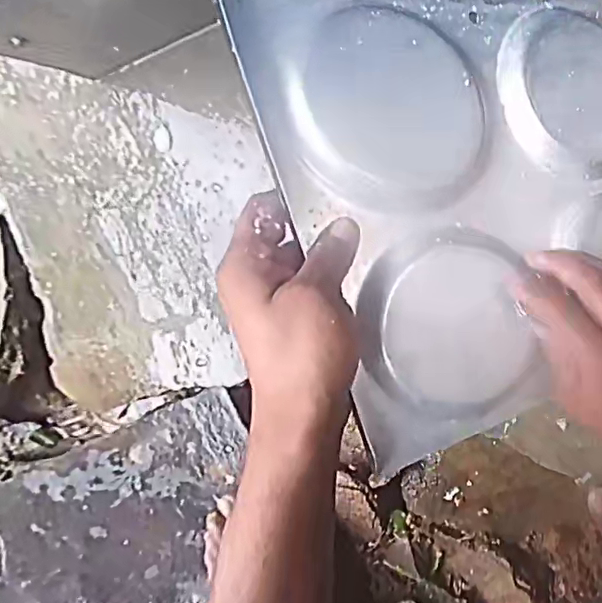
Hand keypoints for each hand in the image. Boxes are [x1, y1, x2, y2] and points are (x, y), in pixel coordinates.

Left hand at [217, 192, 361, 441]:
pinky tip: (353, 285)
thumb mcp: (316, 295)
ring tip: (359, 253)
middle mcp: (251, 281)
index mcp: (243, 267)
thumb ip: (328, 255)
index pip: (259, 213)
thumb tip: (341, 227)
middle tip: (353, 224)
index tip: (327, 192)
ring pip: (301, 264)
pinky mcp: (294, 322)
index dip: (290, 200)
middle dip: (315, 230)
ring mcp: (273, 302)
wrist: (304, 410)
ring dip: (327, 259)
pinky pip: (312, 288)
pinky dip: (331, 283)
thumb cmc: (302, 355)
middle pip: (282, 236)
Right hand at [511, 251, 601, 473]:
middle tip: (535, 258)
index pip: (564, 310)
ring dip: (584, 261)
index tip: (516, 278)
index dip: (537, 290)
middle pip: (593, 283)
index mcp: (600, 358)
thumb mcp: (564, 386)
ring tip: (558, 257)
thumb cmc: (599, 410)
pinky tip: (588, 270)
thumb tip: (533, 304)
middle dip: (560, 264)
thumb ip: (553, 344)